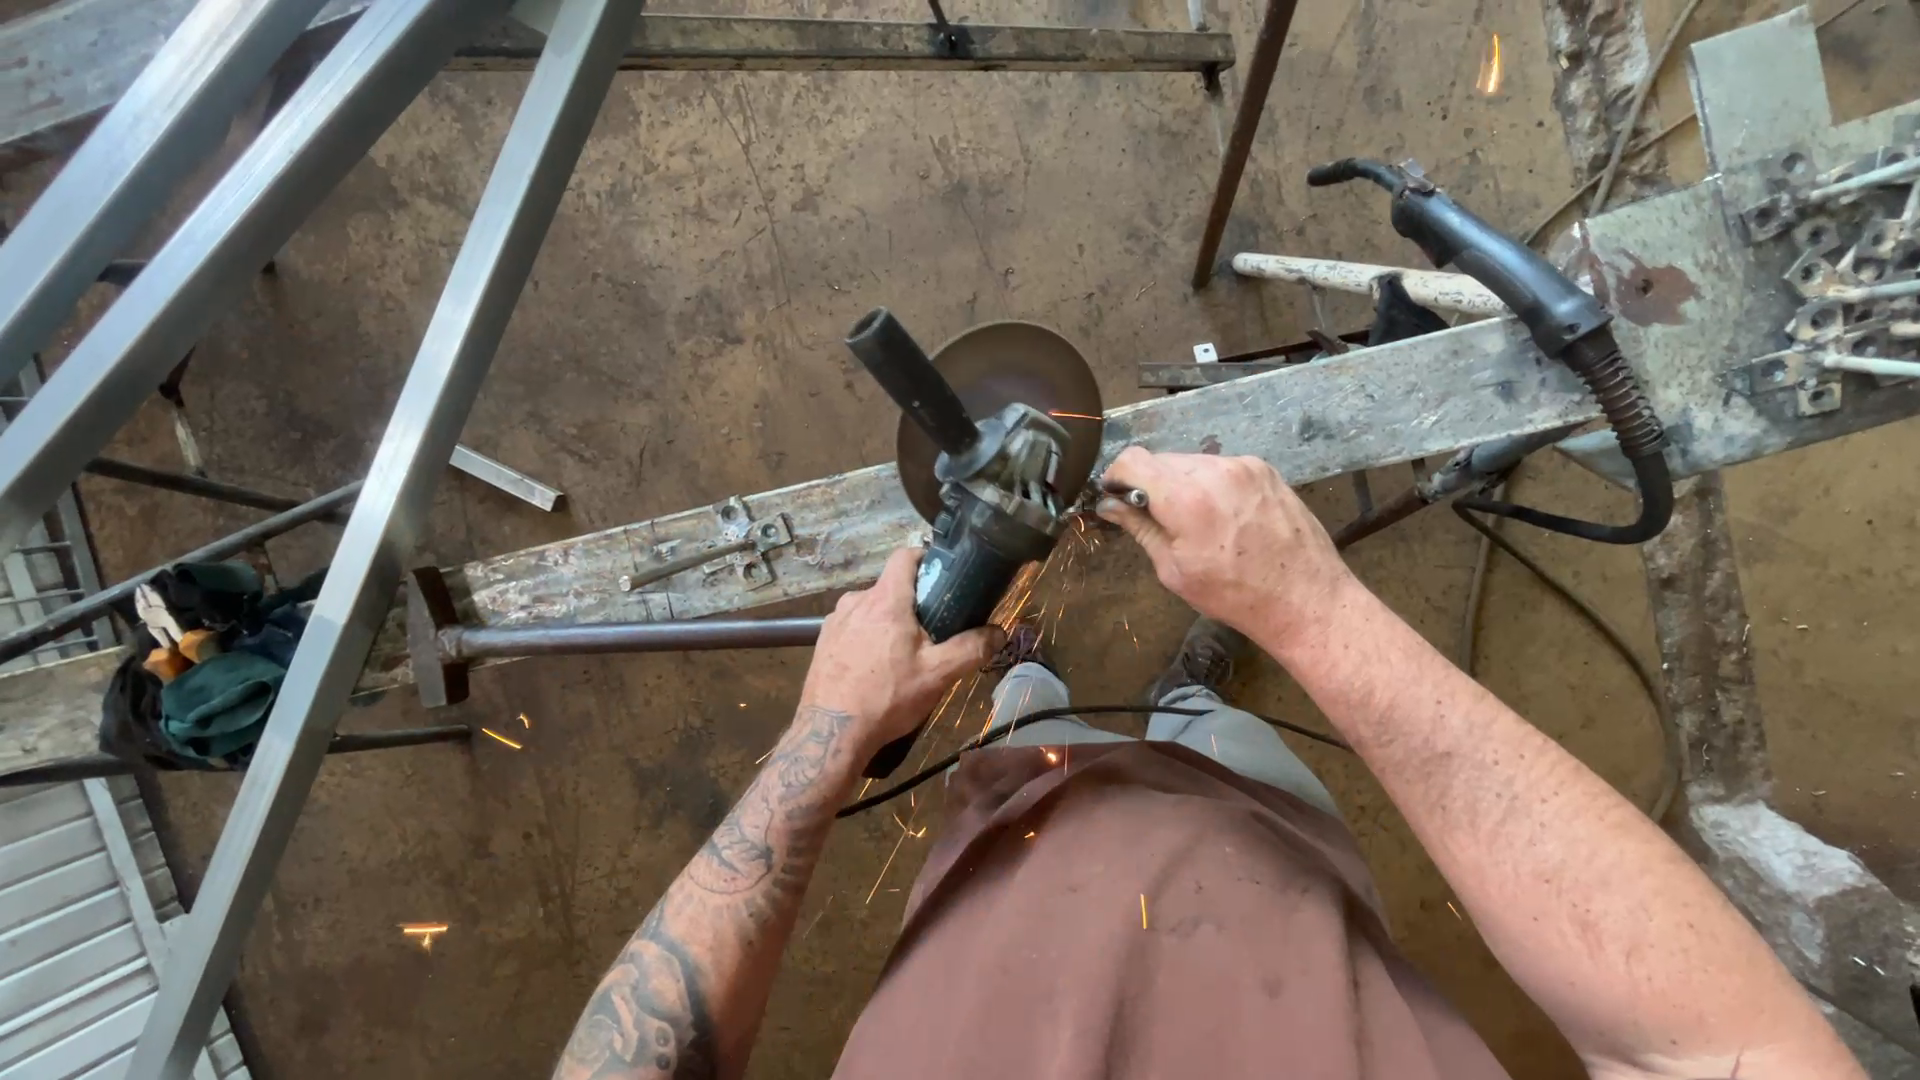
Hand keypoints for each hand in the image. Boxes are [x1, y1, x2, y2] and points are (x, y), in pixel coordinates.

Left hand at [799, 547, 1001, 755]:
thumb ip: (971, 649)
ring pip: (870, 608)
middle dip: (912, 602)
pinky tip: (875, 668)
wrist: (830, 733)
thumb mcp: (938, 675)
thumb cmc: (887, 698)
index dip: (926, 558)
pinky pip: (852, 627)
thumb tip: (999, 632)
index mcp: (885, 600)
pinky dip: (867, 638)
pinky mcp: (822, 642)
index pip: (905, 555)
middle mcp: (856, 601)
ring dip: (888, 622)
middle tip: (932, 631)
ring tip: (903, 655)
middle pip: (890, 586)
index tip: (942, 577)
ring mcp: (835, 621)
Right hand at [1097, 448, 1355, 645]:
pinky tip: (1219, 516)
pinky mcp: (1264, 469)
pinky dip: (1208, 484)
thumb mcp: (1173, 569)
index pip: (1133, 460)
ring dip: (1178, 483)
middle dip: (1148, 483)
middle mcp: (1215, 471)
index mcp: (1187, 498)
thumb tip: (1108, 505)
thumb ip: (1139, 528)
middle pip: (1160, 459)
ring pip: (1189, 461)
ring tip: (1191, 520)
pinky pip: (1219, 467)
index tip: (1116, 498)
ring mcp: (1244, 466)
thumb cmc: (1233, 595)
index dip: (1116, 477)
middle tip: (1153, 516)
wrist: (1306, 599)